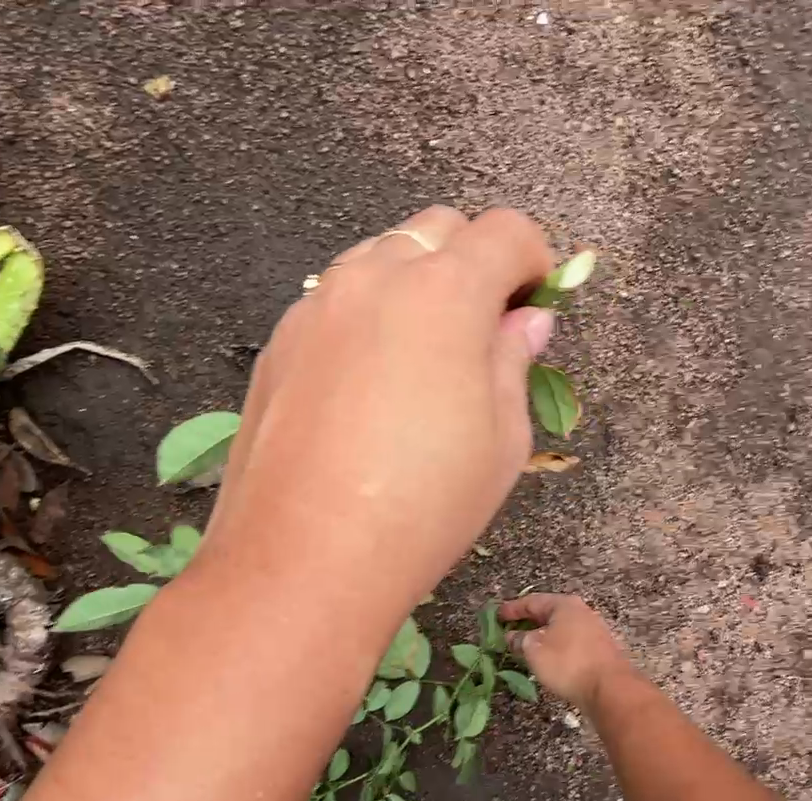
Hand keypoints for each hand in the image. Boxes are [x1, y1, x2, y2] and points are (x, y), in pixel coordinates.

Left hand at [197, 206, 558, 631]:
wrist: (303, 560)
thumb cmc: (422, 507)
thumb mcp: (501, 441)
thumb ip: (514, 362)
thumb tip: (524, 322)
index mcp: (443, 293)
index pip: (503, 231)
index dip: (532, 261)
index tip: (532, 304)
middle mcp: (373, 279)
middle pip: (437, 229)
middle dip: (472, 263)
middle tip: (482, 331)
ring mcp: (316, 306)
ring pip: (379, 259)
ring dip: (414, 285)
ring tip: (422, 360)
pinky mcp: (280, 343)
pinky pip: (334, 301)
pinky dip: (366, 316)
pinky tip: (368, 386)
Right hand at [500, 594, 635, 711]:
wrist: (609, 689)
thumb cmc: (567, 663)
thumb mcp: (534, 650)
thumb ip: (519, 640)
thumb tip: (512, 637)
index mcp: (564, 605)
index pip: (532, 601)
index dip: (512, 609)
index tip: (497, 616)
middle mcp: (581, 612)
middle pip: (548, 613)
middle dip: (527, 622)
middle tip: (509, 630)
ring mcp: (593, 631)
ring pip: (560, 629)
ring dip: (541, 636)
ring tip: (525, 647)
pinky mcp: (599, 650)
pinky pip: (570, 642)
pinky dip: (555, 647)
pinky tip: (547, 659)